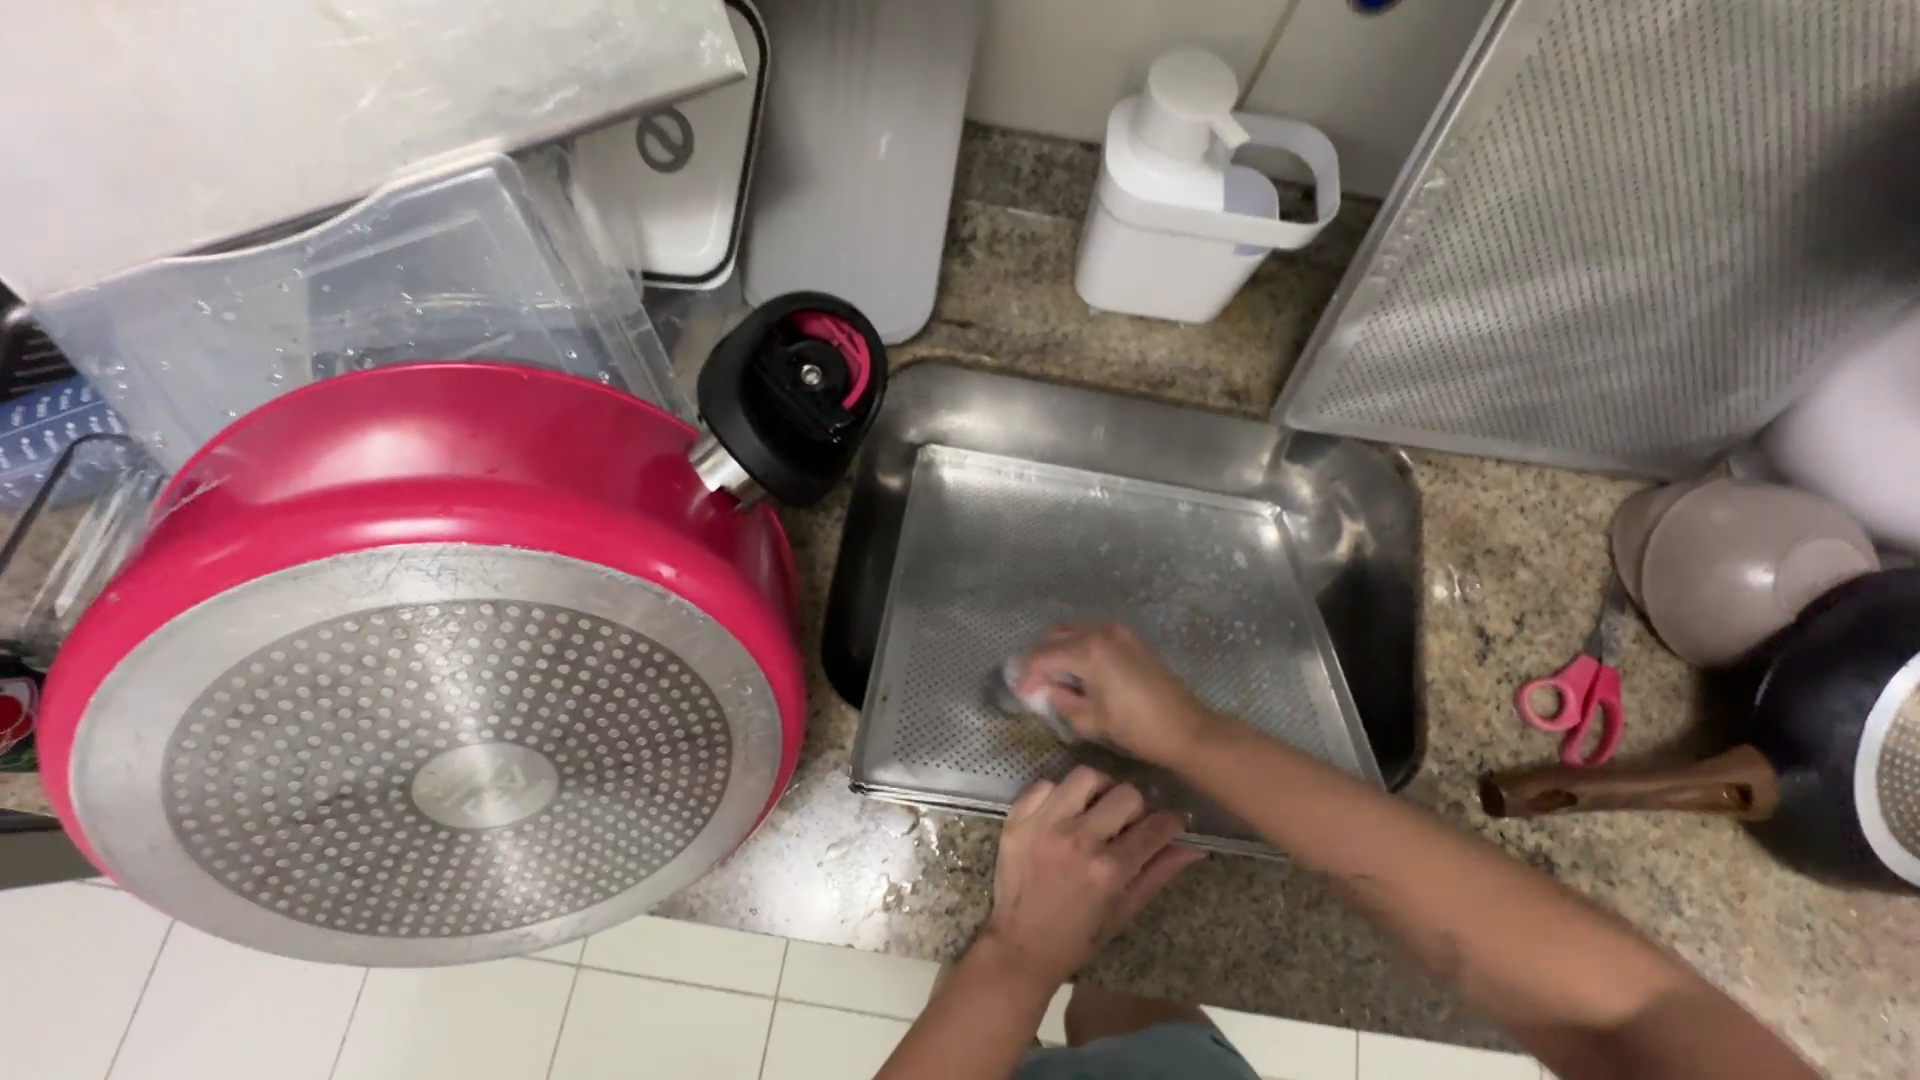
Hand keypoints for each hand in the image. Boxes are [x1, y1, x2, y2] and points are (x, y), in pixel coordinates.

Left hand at [981, 767, 1203, 989]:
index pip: (1155, 826)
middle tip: (1129, 820)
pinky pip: (1044, 784)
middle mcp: (1078, 840)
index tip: (1169, 823)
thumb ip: (1158, 873)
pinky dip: (1058, 793)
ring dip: (1099, 789)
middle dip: (1137, 805)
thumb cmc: (1078, 936)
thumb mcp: (1125, 911)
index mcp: (1109, 869)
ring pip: (1085, 776)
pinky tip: (1063, 811)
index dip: (1170, 821)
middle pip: (1125, 793)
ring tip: (1096, 807)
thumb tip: (1194, 847)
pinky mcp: (1017, 820)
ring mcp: (1043, 826)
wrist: (1020, 946)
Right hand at [1014, 624, 1232, 765]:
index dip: (1027, 675)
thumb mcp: (1090, 721)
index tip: (1022, 694)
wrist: (1186, 728)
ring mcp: (1117, 631)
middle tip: (1035, 684)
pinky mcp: (1129, 637)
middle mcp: (1100, 632)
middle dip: (1039, 658)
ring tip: (1055, 677)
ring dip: (1058, 649)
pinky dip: (1077, 646)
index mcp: (1089, 652)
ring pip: (1073, 631)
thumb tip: (1046, 691)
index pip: (1042, 656)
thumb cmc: (1136, 729)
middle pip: (1054, 636)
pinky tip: (1079, 670)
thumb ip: (1060, 701)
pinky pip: (1092, 633)